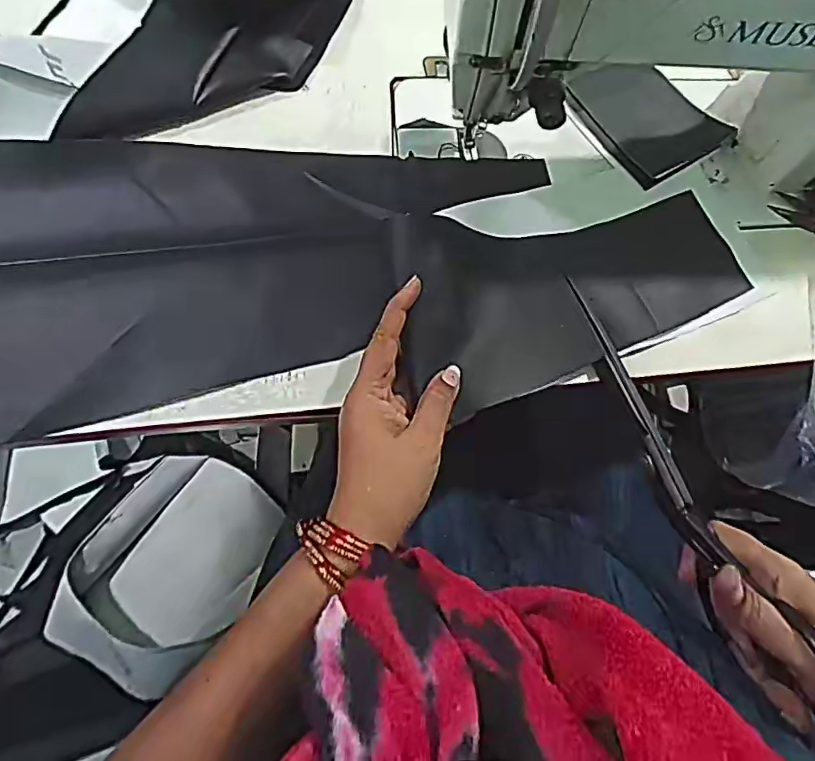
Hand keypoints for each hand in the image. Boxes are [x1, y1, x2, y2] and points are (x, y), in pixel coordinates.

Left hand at [326, 277, 459, 547]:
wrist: (363, 529)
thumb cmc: (387, 488)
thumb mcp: (423, 441)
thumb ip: (439, 400)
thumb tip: (451, 372)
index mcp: (367, 394)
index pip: (383, 340)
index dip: (398, 310)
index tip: (411, 286)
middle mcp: (363, 398)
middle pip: (385, 352)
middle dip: (405, 326)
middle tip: (426, 301)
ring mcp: (368, 413)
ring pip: (392, 373)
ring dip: (411, 356)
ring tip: (433, 332)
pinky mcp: (376, 427)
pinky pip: (396, 393)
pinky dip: (414, 383)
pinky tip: (432, 378)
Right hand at [684, 522, 814, 760]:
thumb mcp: (803, 651)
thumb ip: (755, 612)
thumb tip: (715, 570)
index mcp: (785, 577)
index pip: (726, 538)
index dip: (700, 553)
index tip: (691, 583)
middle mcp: (786, 589)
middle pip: (729, 590)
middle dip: (736, 630)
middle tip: (759, 659)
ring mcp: (793, 616)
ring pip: (744, 626)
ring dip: (756, 661)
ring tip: (788, 688)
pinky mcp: (800, 643)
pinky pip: (764, 650)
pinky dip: (774, 676)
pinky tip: (797, 697)